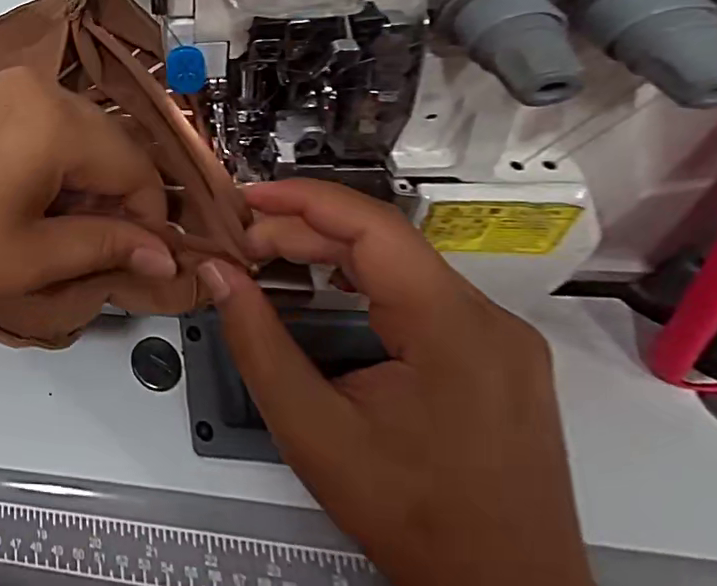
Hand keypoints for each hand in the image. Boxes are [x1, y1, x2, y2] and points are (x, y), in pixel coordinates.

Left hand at [0, 68, 178, 296]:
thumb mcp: (29, 255)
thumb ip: (104, 247)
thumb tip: (163, 255)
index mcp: (60, 123)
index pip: (138, 168)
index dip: (149, 217)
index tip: (137, 255)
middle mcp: (41, 87)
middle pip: (109, 141)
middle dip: (114, 194)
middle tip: (88, 242)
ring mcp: (7, 81)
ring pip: (76, 127)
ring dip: (81, 173)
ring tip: (48, 219)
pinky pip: (39, 115)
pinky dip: (48, 152)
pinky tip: (17, 188)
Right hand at [197, 180, 592, 585]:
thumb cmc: (414, 520)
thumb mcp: (312, 429)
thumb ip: (256, 341)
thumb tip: (218, 273)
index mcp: (453, 328)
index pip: (372, 225)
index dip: (302, 199)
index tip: (248, 197)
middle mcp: (488, 319)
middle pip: (382, 240)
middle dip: (304, 232)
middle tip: (243, 246)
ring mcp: (497, 335)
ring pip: (398, 262)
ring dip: (329, 254)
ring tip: (269, 261)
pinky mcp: (493, 352)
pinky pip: (417, 290)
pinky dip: (359, 280)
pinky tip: (320, 292)